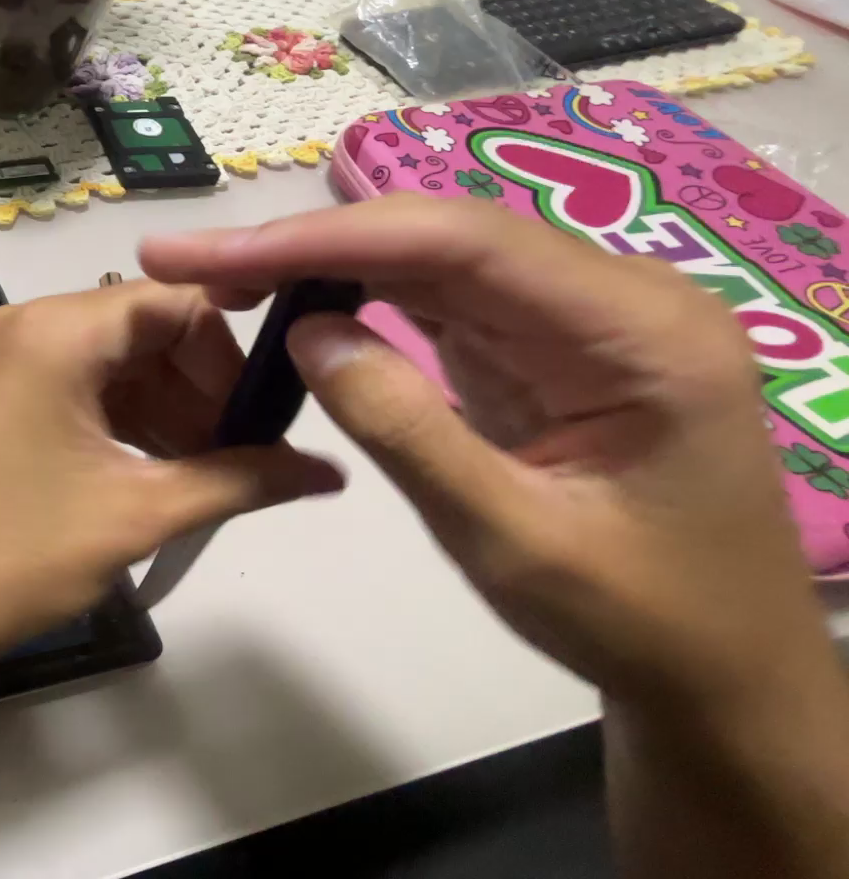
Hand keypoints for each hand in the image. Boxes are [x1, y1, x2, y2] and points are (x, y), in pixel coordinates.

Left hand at [0, 280, 342, 757]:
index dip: (232, 353)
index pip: (175, 302)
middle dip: (200, 388)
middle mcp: (25, 326)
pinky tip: (151, 471)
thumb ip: (242, 481)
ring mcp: (3, 360)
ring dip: (165, 408)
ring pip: (112, 362)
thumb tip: (329, 472)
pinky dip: (121, 419)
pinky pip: (75, 387)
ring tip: (203, 475)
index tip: (268, 415)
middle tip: (241, 456)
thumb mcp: (138, 513)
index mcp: (56, 330)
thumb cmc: (12, 553)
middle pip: (143, 329)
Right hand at [141, 194, 837, 714]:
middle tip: (187, 261)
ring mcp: (568, 312)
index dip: (324, 240)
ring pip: (419, 255)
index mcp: (634, 330)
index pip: (457, 244)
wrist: (711, 663)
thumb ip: (404, 426)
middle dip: (300, 243)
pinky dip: (345, 291)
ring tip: (218, 277)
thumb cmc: (629, 613)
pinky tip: (287, 297)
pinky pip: (426, 292)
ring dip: (313, 261)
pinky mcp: (530, 338)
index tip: (216, 258)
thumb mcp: (505, 534)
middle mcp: (608, 295)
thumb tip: (306, 332)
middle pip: (430, 234)